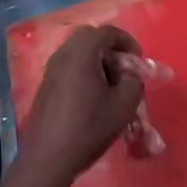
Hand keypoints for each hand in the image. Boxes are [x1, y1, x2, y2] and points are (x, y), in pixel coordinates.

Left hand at [17, 26, 145, 182]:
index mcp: (82, 52)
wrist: (50, 155)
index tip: (140, 61)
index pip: (107, 32)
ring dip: (98, 61)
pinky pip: (69, 65)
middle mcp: (63, 53)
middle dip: (111, 50)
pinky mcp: (46, 83)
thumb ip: (133, 82)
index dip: (127, 41)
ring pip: (78, 52)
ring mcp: (51, 67)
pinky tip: (94, 96)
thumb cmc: (89, 127)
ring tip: (113, 86)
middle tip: (126, 71)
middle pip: (90, 37)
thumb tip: (129, 75)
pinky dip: (85, 71)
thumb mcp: (123, 105)